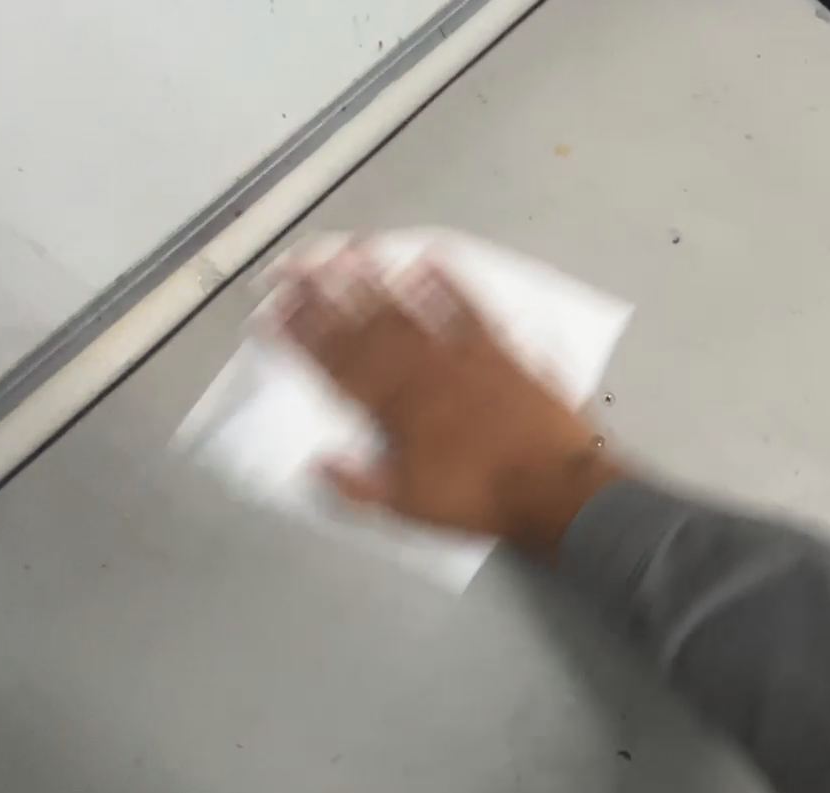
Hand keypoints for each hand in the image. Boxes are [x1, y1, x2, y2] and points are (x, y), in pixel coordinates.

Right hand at [268, 242, 622, 559]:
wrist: (556, 490)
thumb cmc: (486, 501)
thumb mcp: (413, 507)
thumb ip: (362, 485)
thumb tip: (319, 466)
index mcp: (396, 412)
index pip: (336, 366)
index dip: (301, 336)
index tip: (274, 312)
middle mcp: (426, 376)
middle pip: (367, 327)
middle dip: (326, 294)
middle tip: (297, 264)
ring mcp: (467, 360)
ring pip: (414, 310)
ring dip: (380, 278)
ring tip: (351, 248)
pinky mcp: (507, 354)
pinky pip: (474, 311)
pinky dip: (452, 282)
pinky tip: (433, 258)